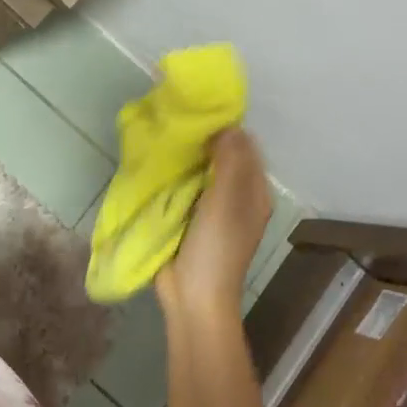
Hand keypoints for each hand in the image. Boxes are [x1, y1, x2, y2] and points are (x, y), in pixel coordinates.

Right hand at [153, 128, 272, 319]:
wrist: (193, 297)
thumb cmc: (215, 248)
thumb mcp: (226, 202)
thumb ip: (229, 163)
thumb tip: (227, 125)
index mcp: (253, 193)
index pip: (244, 147)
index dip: (225, 127)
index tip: (196, 109)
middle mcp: (235, 197)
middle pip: (221, 157)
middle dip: (200, 139)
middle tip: (172, 119)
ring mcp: (210, 209)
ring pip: (198, 171)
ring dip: (183, 156)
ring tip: (159, 136)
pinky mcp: (186, 218)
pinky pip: (180, 187)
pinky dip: (170, 175)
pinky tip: (153, 164)